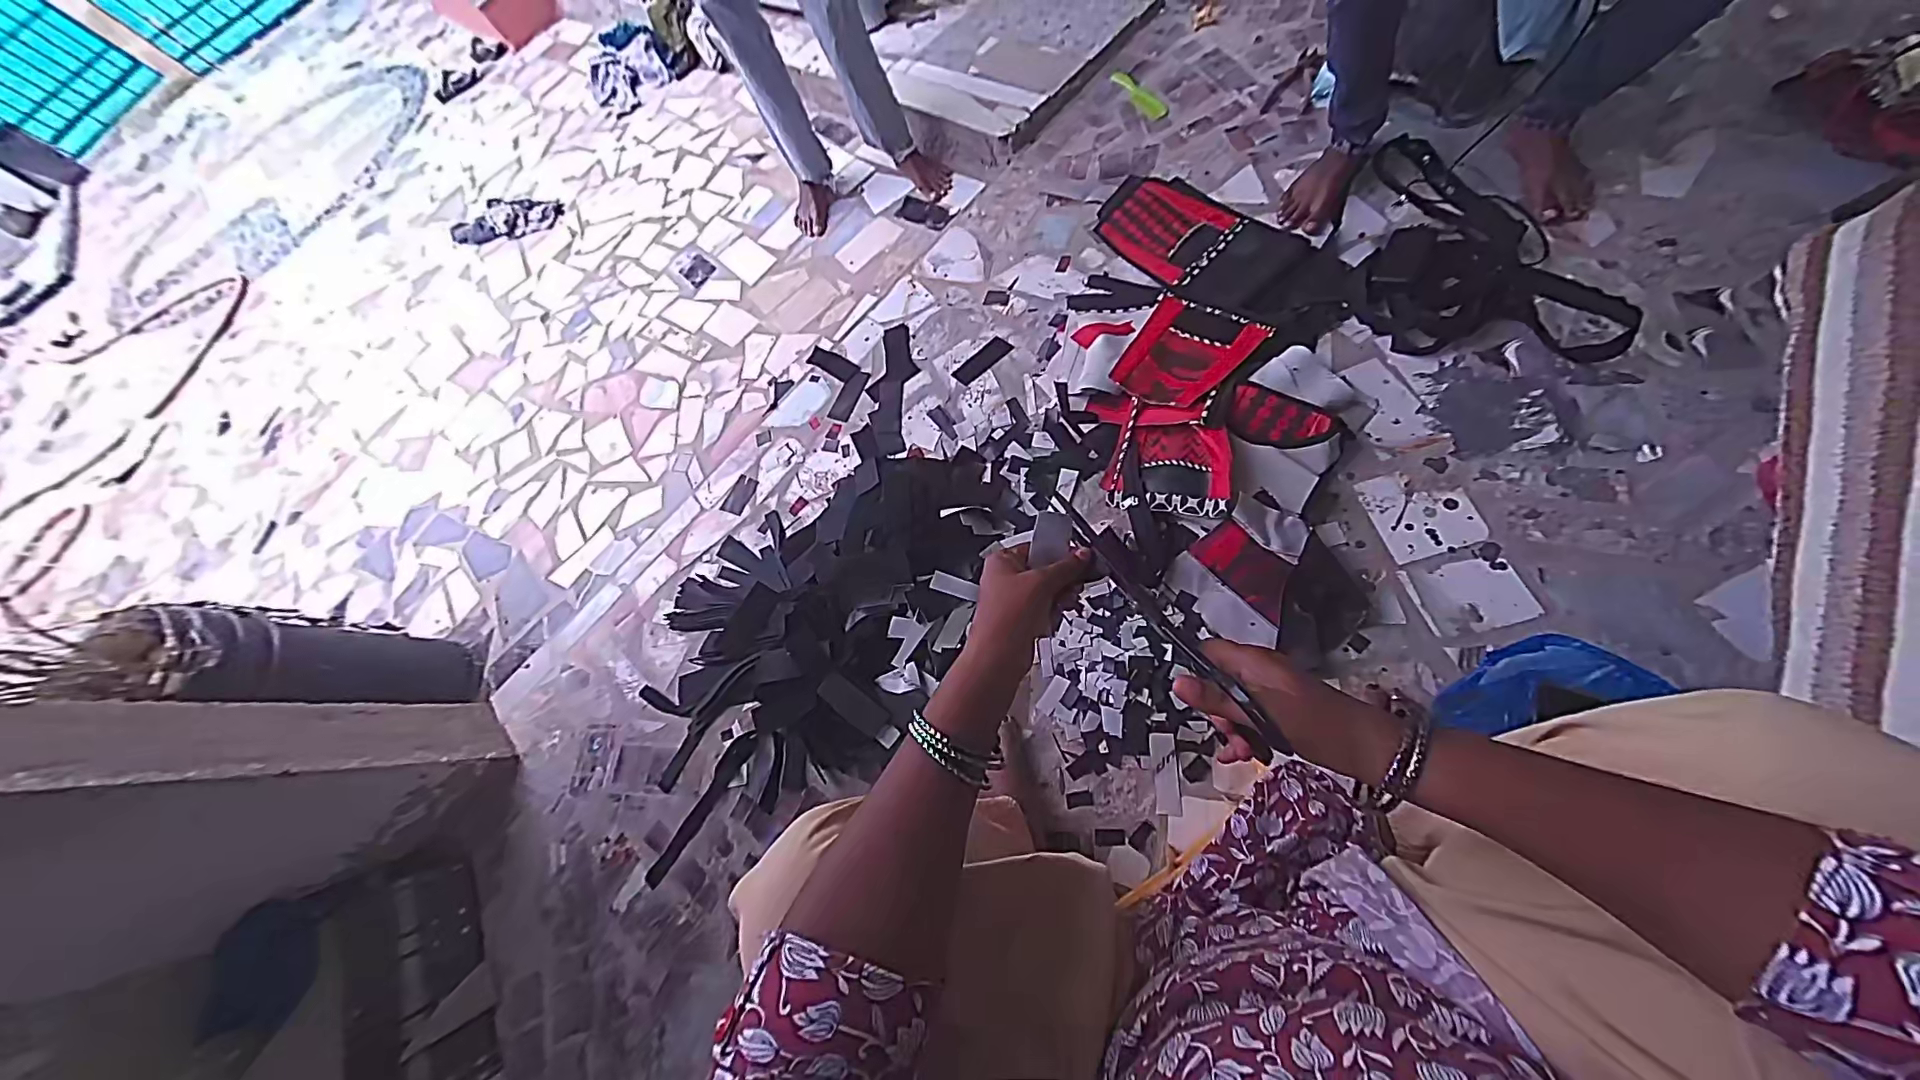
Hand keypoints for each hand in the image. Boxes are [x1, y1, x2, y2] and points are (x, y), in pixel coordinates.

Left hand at [967, 543, 1090, 663]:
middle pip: (1046, 570)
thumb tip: (1082, 556)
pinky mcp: (1023, 619)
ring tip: (1059, 605)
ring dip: (1059, 599)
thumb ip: (1066, 567)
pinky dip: (1052, 614)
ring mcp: (1014, 600)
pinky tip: (1049, 620)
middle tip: (1071, 585)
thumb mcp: (1041, 583)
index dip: (1060, 551)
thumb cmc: (1003, 620)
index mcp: (1002, 560)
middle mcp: (1006, 579)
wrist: (997, 658)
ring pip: (1049, 592)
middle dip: (1062, 581)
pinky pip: (1047, 609)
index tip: (1080, 557)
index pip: (1039, 546)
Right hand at [1172, 639, 1397, 777]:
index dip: (1195, 672)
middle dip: (1217, 710)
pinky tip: (1248, 751)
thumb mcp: (1259, 716)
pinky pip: (1251, 712)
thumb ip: (1217, 700)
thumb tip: (1179, 683)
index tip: (1194, 700)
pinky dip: (1246, 730)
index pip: (1208, 651)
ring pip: (1234, 701)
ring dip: (1231, 726)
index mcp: (1254, 662)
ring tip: (1240, 750)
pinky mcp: (1280, 705)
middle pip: (1218, 680)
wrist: (1366, 748)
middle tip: (1226, 733)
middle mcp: (1261, 669)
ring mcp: (1271, 687)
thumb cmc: (1318, 727)